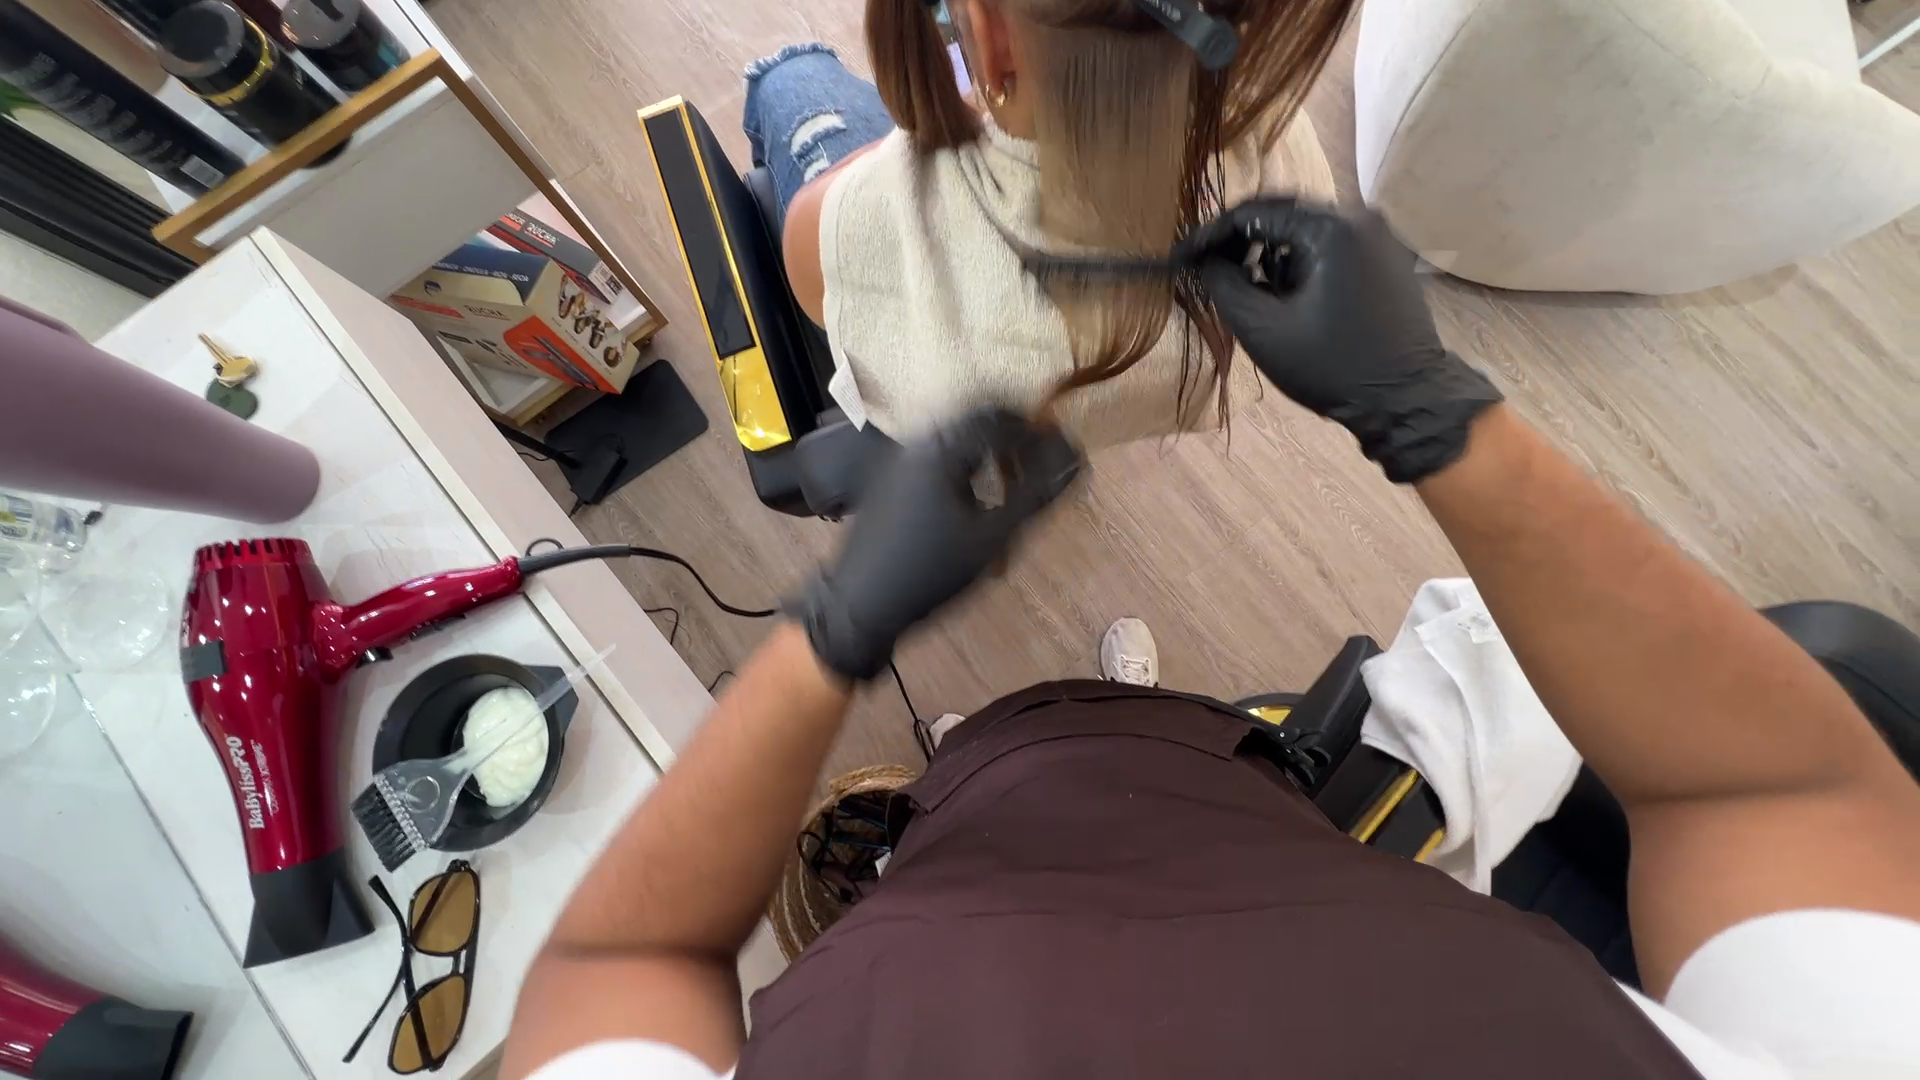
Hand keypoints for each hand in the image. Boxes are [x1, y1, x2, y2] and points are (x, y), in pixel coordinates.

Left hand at [787, 408, 1083, 680]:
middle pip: (977, 420)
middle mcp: (918, 440)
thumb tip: (1076, 462)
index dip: (1039, 430)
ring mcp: (898, 458)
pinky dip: (964, 466)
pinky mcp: (888, 477)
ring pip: (956, 437)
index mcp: (943, 446)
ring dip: (988, 453)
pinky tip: (974, 499)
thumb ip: (1036, 495)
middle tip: (1039, 466)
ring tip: (1011, 486)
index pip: (1002, 416)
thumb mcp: (992, 537)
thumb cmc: (931, 571)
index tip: (1064, 452)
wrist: (859, 603)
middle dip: (1013, 438)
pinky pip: (936, 455)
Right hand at [1182, 198, 1503, 482]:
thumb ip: (1224, 286)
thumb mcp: (1262, 329)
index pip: (1254, 212)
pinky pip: (1327, 246)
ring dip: (1267, 254)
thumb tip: (1202, 261)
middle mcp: (1358, 217)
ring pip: (1303, 231)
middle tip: (1205, 270)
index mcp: (1330, 227)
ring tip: (1246, 291)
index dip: (1209, 235)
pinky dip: (1296, 263)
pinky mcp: (1383, 258)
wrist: (1404, 398)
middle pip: (1281, 214)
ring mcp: (1377, 236)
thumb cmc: (1328, 366)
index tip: (1181, 259)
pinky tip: (1281, 296)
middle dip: (1237, 243)